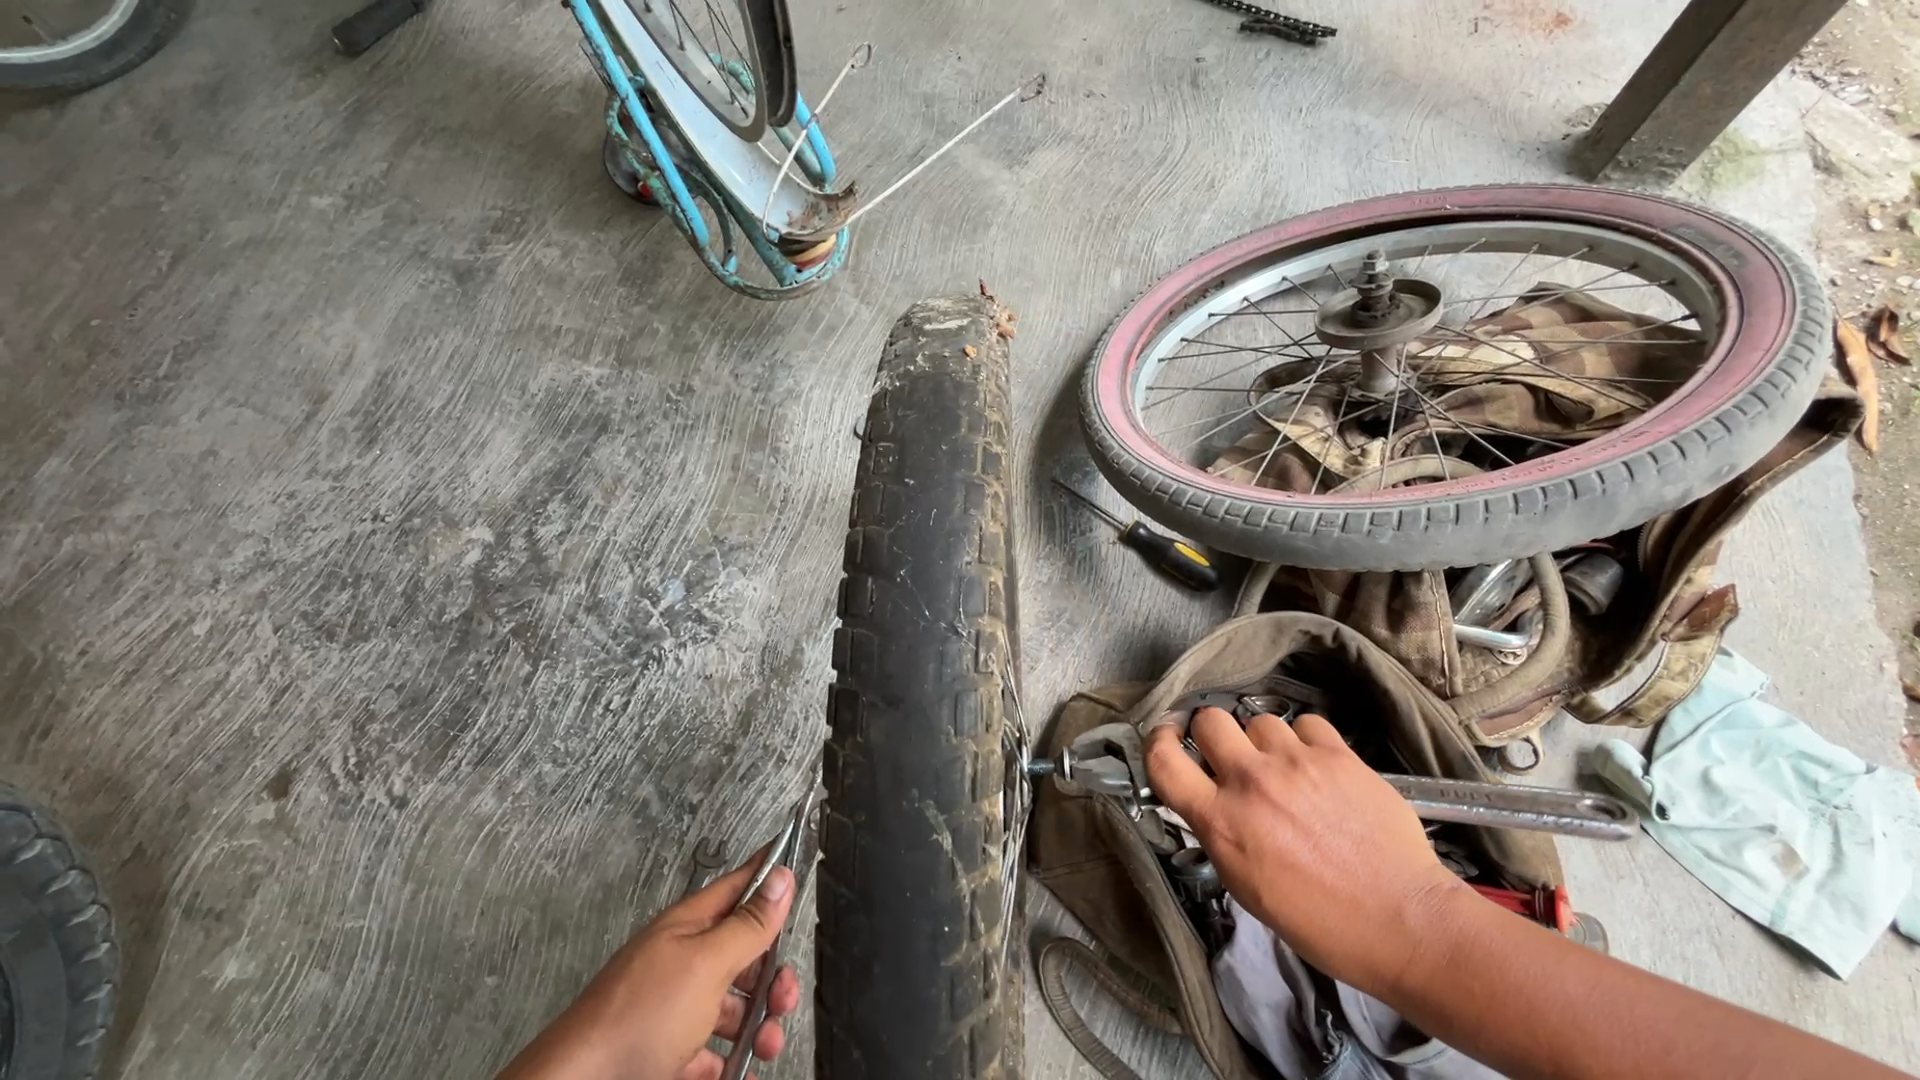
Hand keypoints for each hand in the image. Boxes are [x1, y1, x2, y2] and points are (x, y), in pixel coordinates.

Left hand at [494, 856, 802, 1079]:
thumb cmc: (631, 1023)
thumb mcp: (706, 964)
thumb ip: (747, 924)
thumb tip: (779, 878)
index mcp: (689, 929)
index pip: (739, 887)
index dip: (769, 876)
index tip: (797, 864)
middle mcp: (682, 965)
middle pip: (743, 956)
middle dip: (772, 977)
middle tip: (782, 998)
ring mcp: (672, 1012)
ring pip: (733, 1009)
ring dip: (758, 1028)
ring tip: (763, 1048)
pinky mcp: (666, 1056)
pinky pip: (712, 1056)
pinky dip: (732, 1066)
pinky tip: (738, 1075)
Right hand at [1145, 707, 1470, 992]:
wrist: (1401, 921)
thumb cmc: (1321, 921)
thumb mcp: (1244, 884)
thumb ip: (1219, 832)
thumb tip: (1212, 802)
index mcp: (1221, 821)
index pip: (1163, 760)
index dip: (1158, 741)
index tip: (1167, 738)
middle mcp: (1251, 782)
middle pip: (1209, 720)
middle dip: (1213, 734)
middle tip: (1230, 756)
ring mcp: (1296, 763)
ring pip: (1259, 720)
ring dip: (1264, 742)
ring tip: (1284, 769)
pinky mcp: (1338, 755)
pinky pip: (1307, 723)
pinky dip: (1306, 740)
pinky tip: (1317, 765)